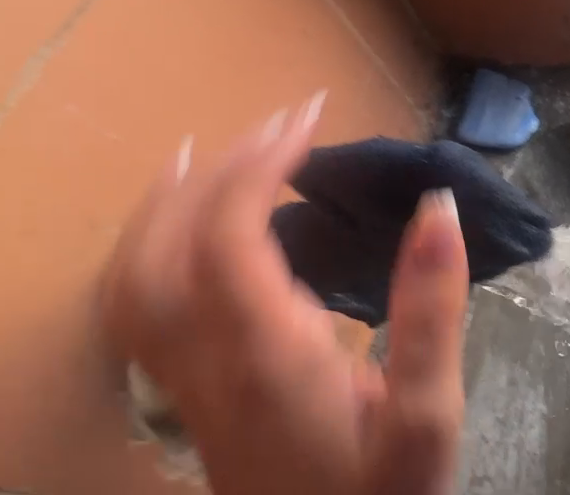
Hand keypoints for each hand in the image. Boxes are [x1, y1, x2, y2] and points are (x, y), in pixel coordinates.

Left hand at [101, 92, 469, 494]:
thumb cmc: (387, 487)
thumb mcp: (427, 407)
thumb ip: (431, 307)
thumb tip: (437, 206)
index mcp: (267, 354)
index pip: (228, 240)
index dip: (259, 165)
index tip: (314, 113)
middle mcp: (207, 364)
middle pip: (163, 254)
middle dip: (218, 171)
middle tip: (284, 120)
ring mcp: (188, 385)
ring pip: (131, 286)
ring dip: (165, 207)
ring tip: (208, 152)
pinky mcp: (194, 397)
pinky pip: (139, 310)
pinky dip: (152, 251)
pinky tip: (189, 235)